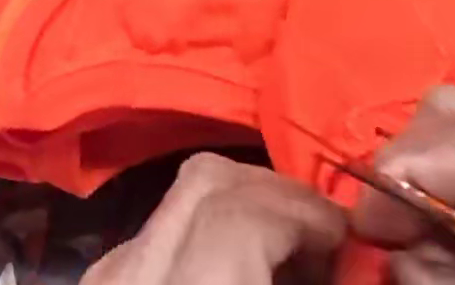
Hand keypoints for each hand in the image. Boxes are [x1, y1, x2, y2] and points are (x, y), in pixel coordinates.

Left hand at [82, 153, 346, 284]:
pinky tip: (237, 265)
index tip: (346, 236)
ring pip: (180, 191)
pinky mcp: (101, 278)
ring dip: (244, 203)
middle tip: (323, 236)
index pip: (235, 214)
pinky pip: (160, 225)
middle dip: (276, 191)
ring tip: (285, 250)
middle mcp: (130, 272)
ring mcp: (107, 272)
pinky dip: (209, 229)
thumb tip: (353, 250)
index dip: (304, 212)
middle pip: (203, 179)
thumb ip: (317, 277)